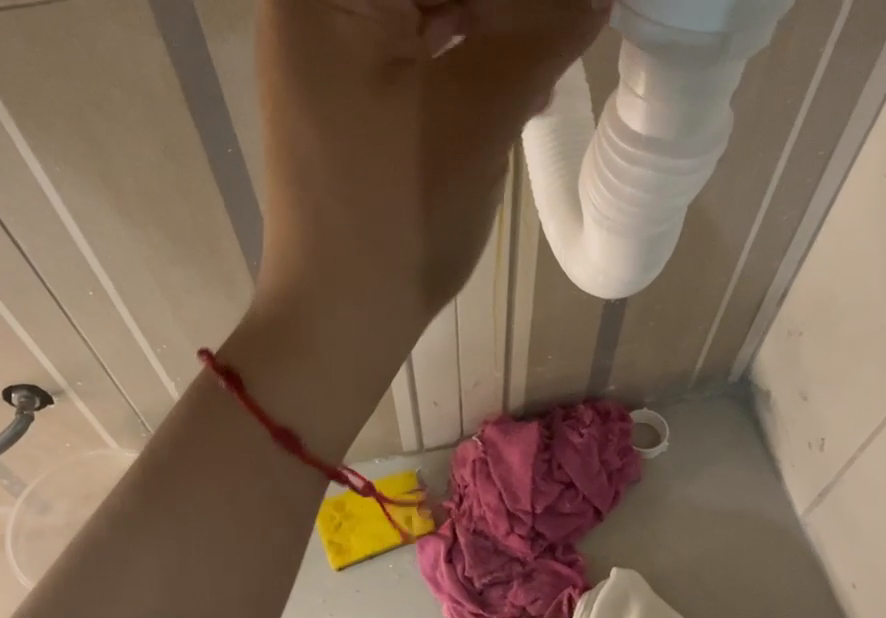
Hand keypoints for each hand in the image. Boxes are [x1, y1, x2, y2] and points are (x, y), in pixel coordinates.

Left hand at [253, 0, 608, 349]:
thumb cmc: (397, 213)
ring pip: (428, 9)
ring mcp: (331, 58)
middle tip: (569, 26)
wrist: (342, 318)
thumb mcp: (478, 112)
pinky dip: (472, 62)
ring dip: (498, 28)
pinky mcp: (351, 102)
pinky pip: (420, 55)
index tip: (569, 11)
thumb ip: (544, 31)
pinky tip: (524, 87)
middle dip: (507, 6)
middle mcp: (316, 7)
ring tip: (557, 54)